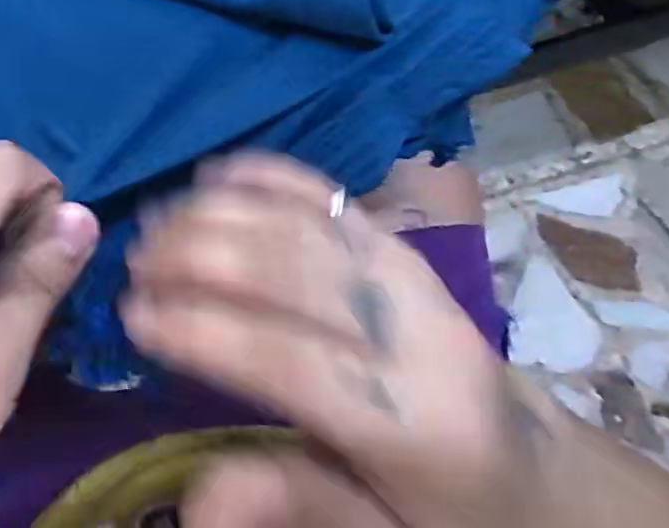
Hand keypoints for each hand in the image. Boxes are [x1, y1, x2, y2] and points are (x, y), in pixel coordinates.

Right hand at [124, 154, 531, 527]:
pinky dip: (265, 175)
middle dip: (196, 256)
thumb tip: (195, 503)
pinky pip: (325, 194)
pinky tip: (214, 174)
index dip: (201, 332)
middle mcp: (411, 328)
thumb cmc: (446, 508)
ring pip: (298, 221)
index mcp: (413, 420)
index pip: (286, 358)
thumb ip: (293, 501)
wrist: (535, 463)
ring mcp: (405, 270)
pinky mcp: (396, 241)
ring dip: (216, 213)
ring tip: (156, 220)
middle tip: (135, 261)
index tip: (133, 316)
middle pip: (288, 269)